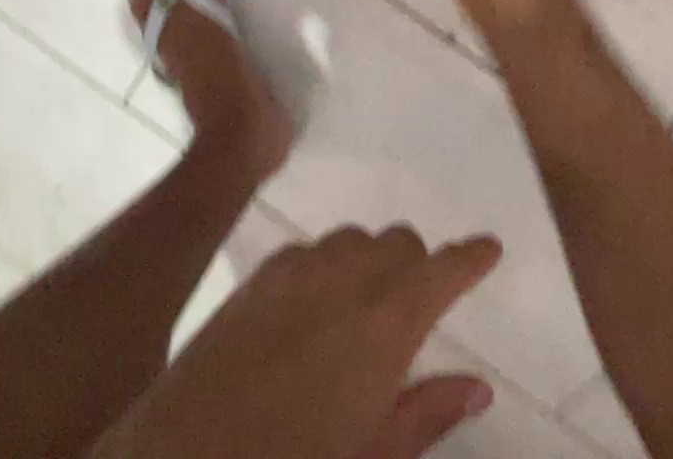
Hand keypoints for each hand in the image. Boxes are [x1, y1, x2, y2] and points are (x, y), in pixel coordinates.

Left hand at [91, 227, 502, 458]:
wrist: (183, 457)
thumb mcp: (371, 455)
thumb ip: (426, 414)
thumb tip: (477, 387)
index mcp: (387, 327)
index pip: (443, 270)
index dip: (471, 257)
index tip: (489, 248)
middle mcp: (346, 282)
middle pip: (400, 241)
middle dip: (420, 261)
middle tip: (421, 298)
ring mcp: (297, 273)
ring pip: (354, 237)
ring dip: (372, 257)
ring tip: (367, 299)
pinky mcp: (256, 279)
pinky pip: (308, 248)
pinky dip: (327, 262)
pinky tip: (315, 299)